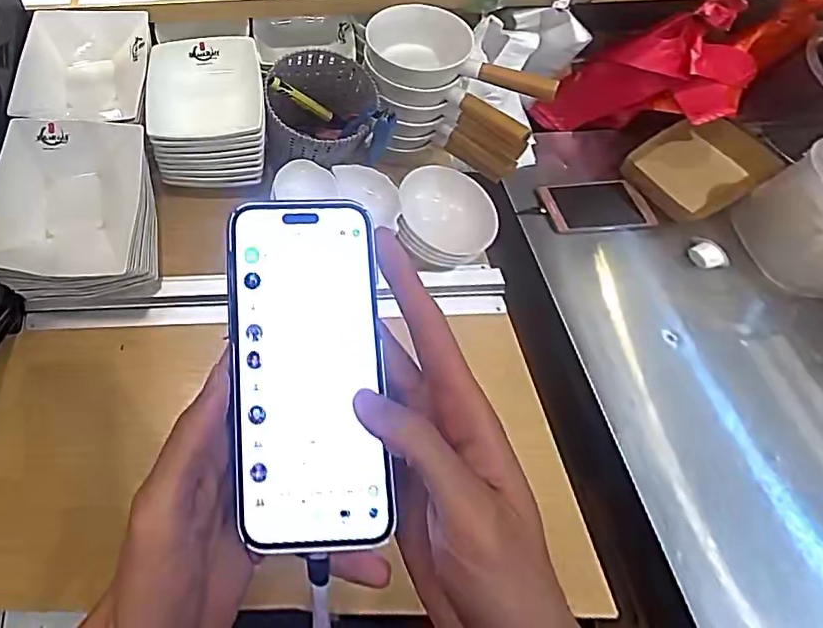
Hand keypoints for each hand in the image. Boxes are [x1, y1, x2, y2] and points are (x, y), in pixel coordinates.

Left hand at [86, 351, 391, 627]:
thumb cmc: (147, 573)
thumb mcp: (161, 504)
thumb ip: (187, 447)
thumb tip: (213, 392)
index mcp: (196, 452)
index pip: (228, 394)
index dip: (252, 365)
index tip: (280, 339)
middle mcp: (220, 472)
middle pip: (269, 431)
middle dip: (304, 416)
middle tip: (342, 404)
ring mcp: (241, 506)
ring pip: (292, 477)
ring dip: (328, 480)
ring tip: (364, 480)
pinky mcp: (257, 540)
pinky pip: (300, 527)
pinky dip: (329, 537)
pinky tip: (357, 551)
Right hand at [354, 227, 574, 627]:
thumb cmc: (510, 574)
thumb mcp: (470, 505)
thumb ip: (421, 447)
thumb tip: (369, 398)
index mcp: (466, 417)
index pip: (434, 335)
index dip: (409, 286)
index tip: (386, 247)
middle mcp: (437, 422)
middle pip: (393, 355)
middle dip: (363, 317)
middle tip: (330, 286)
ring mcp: (412, 446)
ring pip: (371, 391)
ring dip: (345, 367)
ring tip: (312, 339)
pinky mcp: (391, 472)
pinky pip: (359, 430)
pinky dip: (337, 414)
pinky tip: (316, 406)